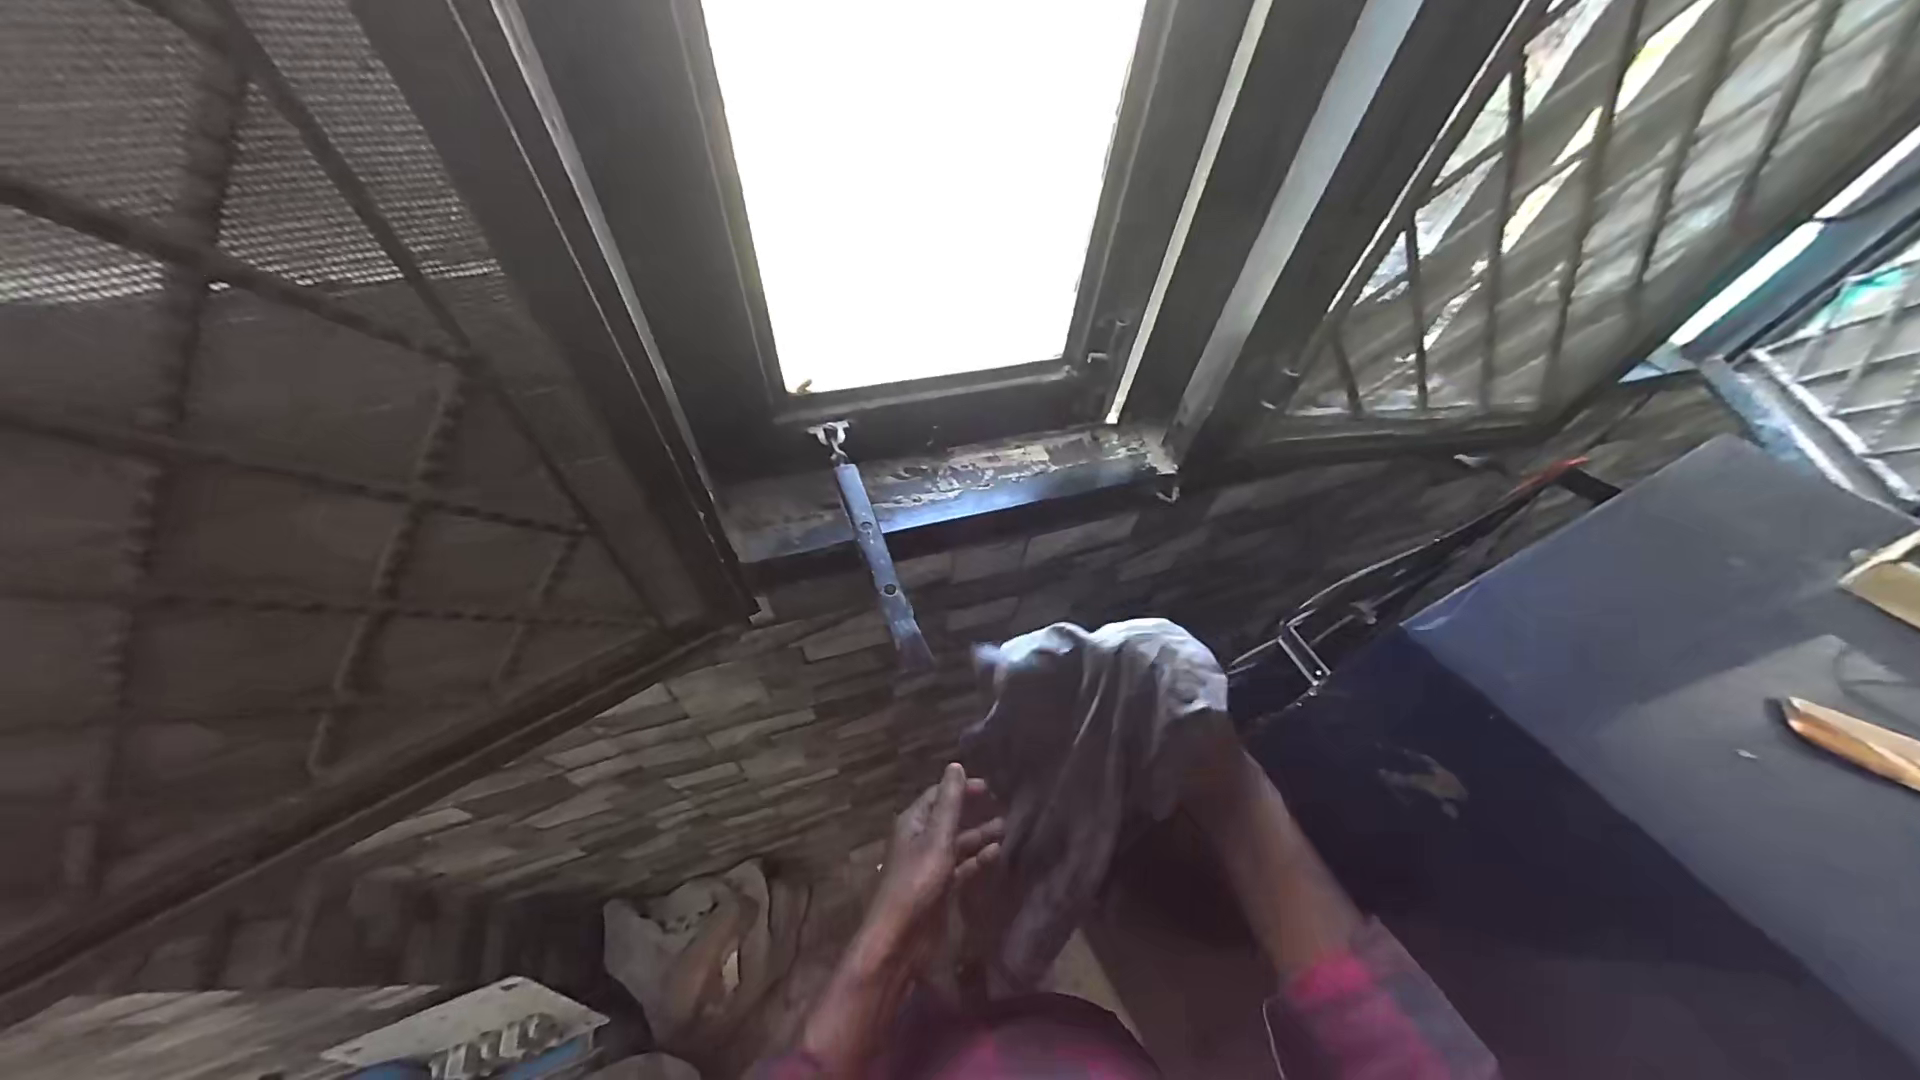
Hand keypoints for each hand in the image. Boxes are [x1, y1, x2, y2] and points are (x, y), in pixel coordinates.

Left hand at [862, 763, 1004, 955]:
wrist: (900, 940)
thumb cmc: (917, 882)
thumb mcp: (936, 838)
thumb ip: (949, 803)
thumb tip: (955, 765)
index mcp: (913, 823)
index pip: (939, 795)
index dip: (962, 788)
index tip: (992, 786)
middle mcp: (921, 840)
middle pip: (951, 818)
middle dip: (975, 810)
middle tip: (1006, 805)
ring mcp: (931, 865)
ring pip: (959, 843)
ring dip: (981, 835)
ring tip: (1009, 827)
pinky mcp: (941, 889)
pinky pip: (962, 866)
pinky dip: (978, 859)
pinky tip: (997, 854)